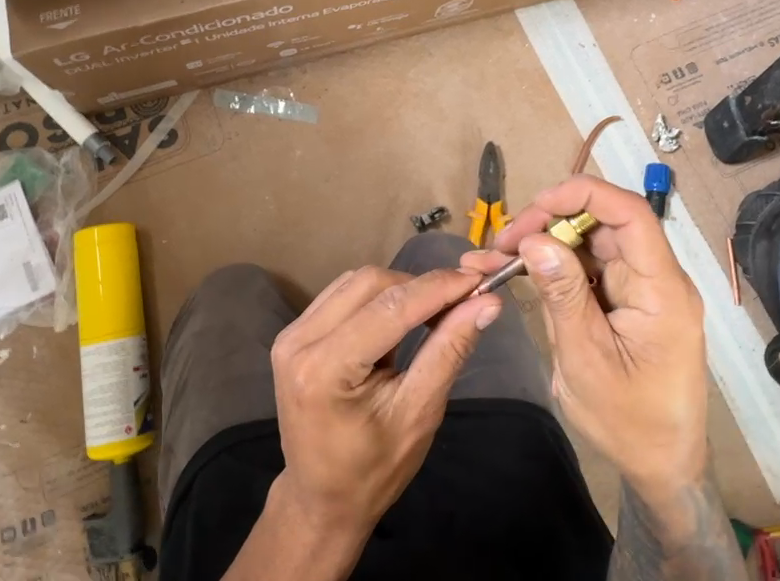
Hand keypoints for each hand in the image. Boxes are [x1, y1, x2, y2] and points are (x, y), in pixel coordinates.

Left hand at [269, 265, 501, 531]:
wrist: (321, 499)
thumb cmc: (374, 470)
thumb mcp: (419, 414)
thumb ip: (449, 350)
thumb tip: (488, 303)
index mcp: (325, 369)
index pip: (390, 307)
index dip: (438, 288)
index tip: (479, 280)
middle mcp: (299, 341)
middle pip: (370, 283)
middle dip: (420, 287)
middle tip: (460, 304)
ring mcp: (291, 334)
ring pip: (356, 282)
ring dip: (399, 291)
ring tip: (432, 318)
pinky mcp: (295, 333)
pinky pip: (343, 295)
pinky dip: (377, 300)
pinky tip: (398, 326)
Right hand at [462, 175, 709, 496]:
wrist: (660, 465)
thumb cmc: (630, 420)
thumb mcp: (587, 360)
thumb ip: (562, 296)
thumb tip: (534, 240)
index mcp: (661, 290)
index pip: (631, 214)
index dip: (583, 195)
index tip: (534, 206)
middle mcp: (653, 279)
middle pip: (602, 224)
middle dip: (548, 222)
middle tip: (501, 243)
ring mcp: (636, 289)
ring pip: (587, 243)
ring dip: (541, 244)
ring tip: (492, 257)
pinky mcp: (620, 301)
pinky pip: (583, 269)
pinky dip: (547, 267)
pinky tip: (509, 272)